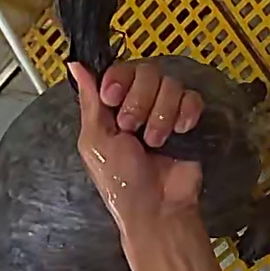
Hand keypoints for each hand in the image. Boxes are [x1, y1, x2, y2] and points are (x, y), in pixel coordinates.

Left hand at [71, 61, 204, 233]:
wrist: (157, 206)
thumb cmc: (121, 181)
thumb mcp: (95, 141)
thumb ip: (90, 102)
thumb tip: (75, 65)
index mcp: (114, 106)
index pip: (121, 70)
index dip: (119, 79)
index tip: (113, 100)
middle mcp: (142, 103)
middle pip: (147, 72)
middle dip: (139, 101)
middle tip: (133, 130)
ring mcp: (168, 112)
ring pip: (172, 85)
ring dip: (162, 114)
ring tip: (156, 142)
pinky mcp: (191, 122)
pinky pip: (194, 99)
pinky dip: (187, 113)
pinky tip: (180, 131)